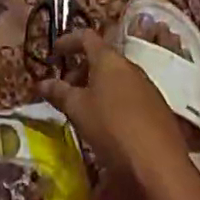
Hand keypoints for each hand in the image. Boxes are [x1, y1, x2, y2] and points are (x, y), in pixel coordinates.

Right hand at [40, 28, 190, 178]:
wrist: (159, 162)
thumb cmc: (112, 127)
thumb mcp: (78, 110)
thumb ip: (59, 93)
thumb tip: (40, 83)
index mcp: (108, 59)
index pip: (86, 37)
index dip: (68, 41)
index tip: (53, 53)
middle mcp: (130, 66)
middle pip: (102, 58)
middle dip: (81, 69)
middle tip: (66, 89)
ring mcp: (146, 86)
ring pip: (116, 77)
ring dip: (97, 86)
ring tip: (83, 109)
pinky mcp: (157, 107)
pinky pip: (128, 94)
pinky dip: (113, 100)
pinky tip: (107, 124)